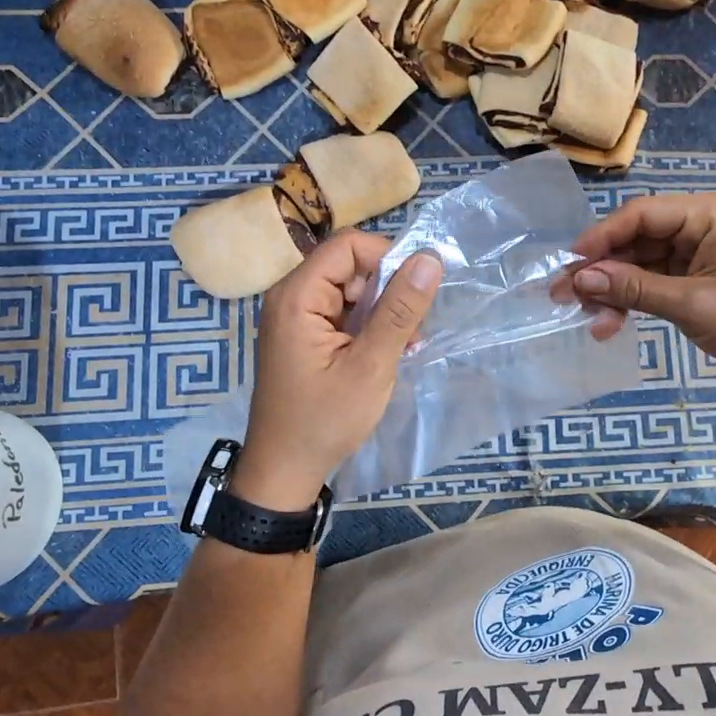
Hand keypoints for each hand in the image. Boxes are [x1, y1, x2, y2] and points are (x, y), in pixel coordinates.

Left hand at [233, 233, 441, 509]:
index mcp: (297, 296)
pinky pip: (345, 312)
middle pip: (351, 265)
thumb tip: (430, 259)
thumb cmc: (325, 420)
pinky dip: (371, 327)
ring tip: (405, 346)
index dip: (387, 258)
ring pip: (352, 290)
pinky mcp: (307, 336)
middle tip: (412, 330)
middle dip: (389, 290)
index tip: (416, 293)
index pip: (348, 245)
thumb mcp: (371, 365)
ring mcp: (298, 317)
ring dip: (384, 311)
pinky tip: (389, 353)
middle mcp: (292, 297)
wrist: (285, 470)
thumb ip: (399, 310)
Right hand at [555, 193, 715, 378]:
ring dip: (614, 289)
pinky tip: (610, 322)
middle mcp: (700, 223)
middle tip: (564, 295)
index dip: (602, 237)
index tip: (569, 263)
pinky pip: (654, 280)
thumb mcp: (690, 305)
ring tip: (586, 317)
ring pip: (641, 262)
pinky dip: (633, 299)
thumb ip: (634, 289)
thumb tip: (580, 280)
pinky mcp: (696, 275)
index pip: (642, 214)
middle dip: (603, 269)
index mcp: (709, 214)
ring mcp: (697, 249)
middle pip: (637, 238)